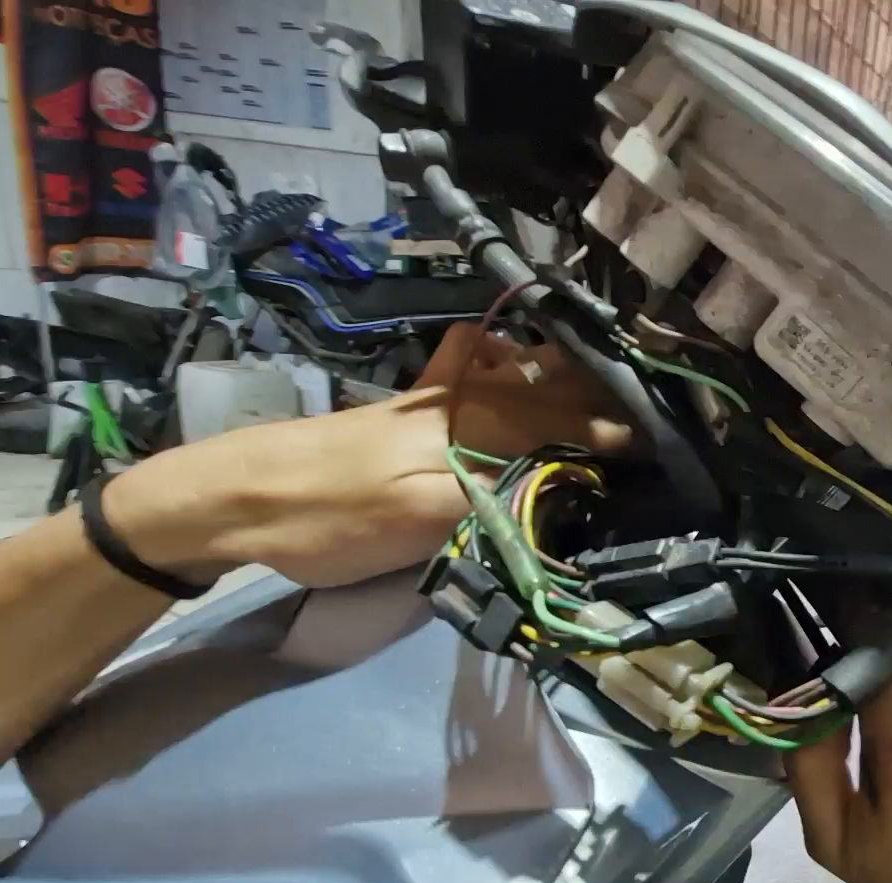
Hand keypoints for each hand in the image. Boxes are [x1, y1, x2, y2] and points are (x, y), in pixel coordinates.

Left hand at [103, 323, 631, 588]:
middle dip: (608, 393)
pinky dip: (510, 355)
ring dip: (572, 371)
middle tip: (651, 412)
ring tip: (610, 386)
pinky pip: (475, 364)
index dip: (619, 436)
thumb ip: (502, 492)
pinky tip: (521, 366)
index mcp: (477, 425)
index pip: (568, 425)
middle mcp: (468, 401)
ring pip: (523, 368)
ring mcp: (440, 399)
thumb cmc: (330, 516)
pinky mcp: (417, 409)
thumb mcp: (423, 519)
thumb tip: (573, 481)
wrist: (230, 497)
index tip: (661, 448)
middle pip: (555, 385)